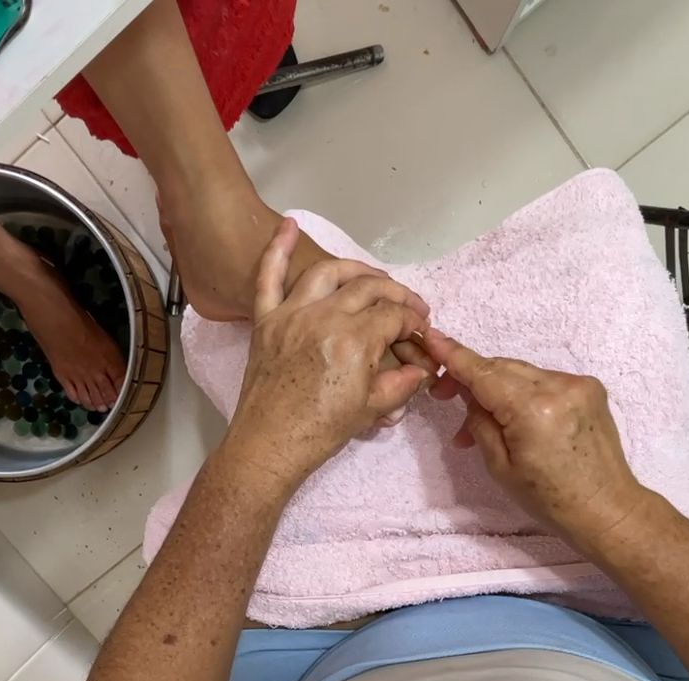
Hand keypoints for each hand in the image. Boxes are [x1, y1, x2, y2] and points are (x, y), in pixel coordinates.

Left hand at [224, 218, 431, 487]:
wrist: (268, 447)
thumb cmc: (318, 433)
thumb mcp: (371, 410)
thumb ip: (402, 384)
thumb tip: (422, 370)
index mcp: (353, 341)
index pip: (394, 315)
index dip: (413, 320)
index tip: (420, 329)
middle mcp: (324, 318)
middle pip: (368, 288)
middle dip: (395, 294)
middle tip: (406, 306)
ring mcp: (292, 316)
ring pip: (329, 273)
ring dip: (355, 268)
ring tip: (371, 275)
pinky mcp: (266, 323)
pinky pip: (268, 278)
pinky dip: (277, 250)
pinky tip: (288, 225)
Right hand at [405, 329, 648, 552]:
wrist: (605, 507)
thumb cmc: (548, 498)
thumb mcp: (499, 465)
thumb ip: (480, 421)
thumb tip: (469, 393)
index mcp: (533, 409)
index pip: (484, 373)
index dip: (454, 356)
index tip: (432, 337)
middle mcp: (559, 386)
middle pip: (502, 367)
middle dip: (472, 377)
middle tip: (444, 396)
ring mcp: (578, 384)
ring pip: (522, 373)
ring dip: (497, 389)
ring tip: (480, 422)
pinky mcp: (590, 388)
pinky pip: (543, 381)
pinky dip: (522, 393)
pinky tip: (514, 418)